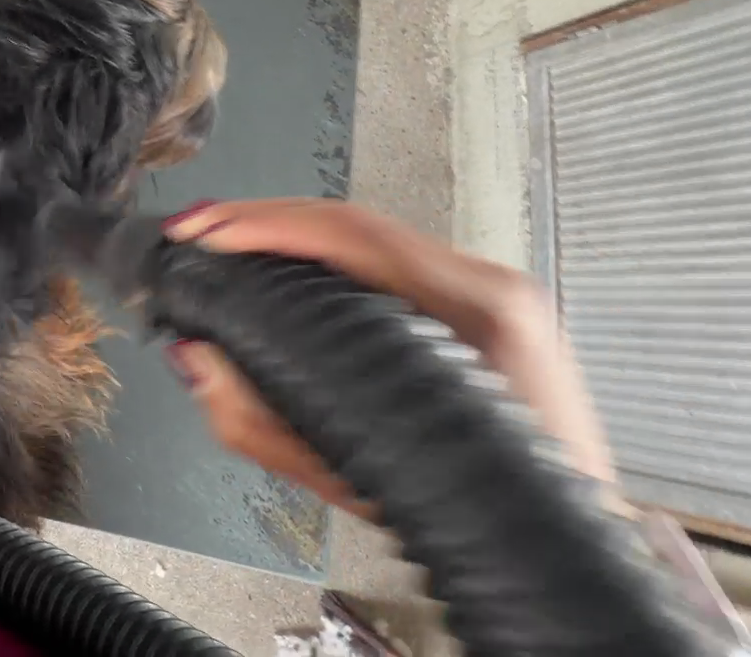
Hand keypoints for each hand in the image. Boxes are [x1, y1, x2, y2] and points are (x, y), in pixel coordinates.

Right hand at [161, 198, 617, 518]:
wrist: (554, 535)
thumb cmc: (471, 506)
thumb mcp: (349, 475)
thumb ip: (255, 424)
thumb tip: (196, 358)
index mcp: (476, 316)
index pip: (349, 235)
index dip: (264, 223)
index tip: (208, 231)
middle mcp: (486, 287)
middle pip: (350, 218)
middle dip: (258, 215)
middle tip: (197, 226)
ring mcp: (484, 285)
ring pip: (363, 228)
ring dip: (283, 224)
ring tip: (223, 231)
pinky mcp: (470, 292)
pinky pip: (377, 247)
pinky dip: (315, 241)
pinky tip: (277, 246)